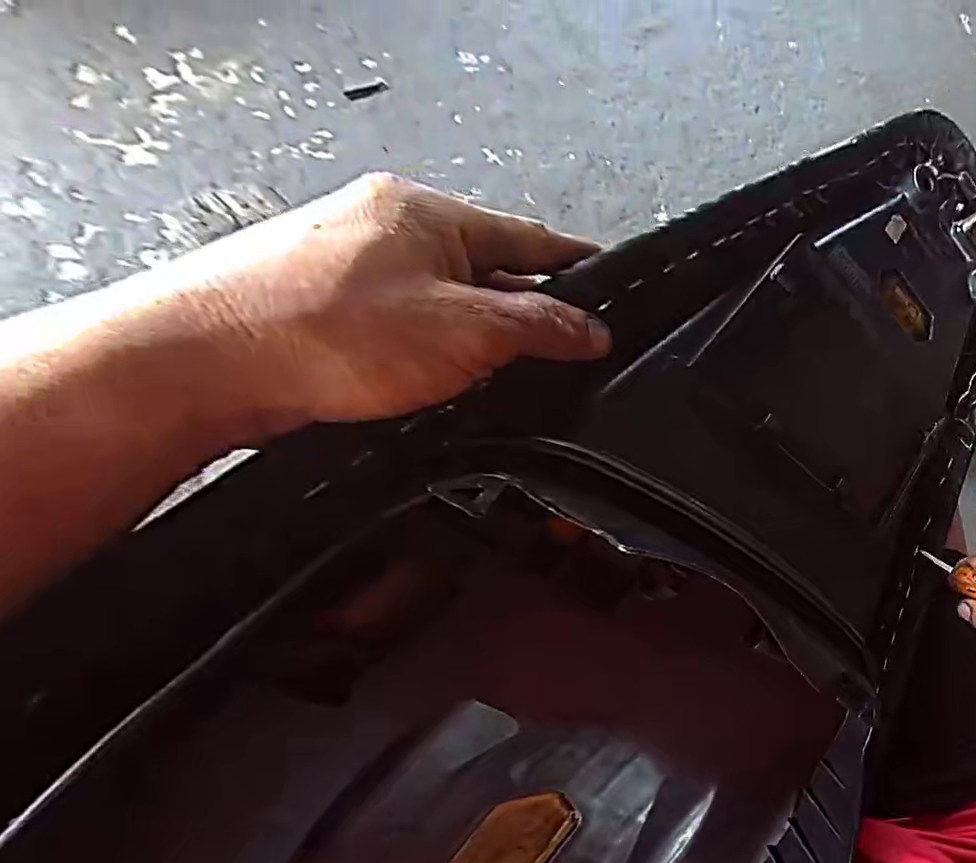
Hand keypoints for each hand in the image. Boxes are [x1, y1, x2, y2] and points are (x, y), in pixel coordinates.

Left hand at [144, 172, 610, 438]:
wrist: (199, 368)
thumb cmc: (320, 331)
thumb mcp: (468, 329)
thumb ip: (543, 326)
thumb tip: (595, 331)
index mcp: (426, 213)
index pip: (534, 238)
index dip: (583, 265)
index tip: (615, 283)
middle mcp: (392, 228)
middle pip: (499, 271)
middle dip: (535, 311)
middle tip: (568, 350)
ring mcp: (363, 265)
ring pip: (462, 301)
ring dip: (489, 335)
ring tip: (504, 370)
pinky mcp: (341, 304)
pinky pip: (426, 321)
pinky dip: (451, 347)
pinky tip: (454, 375)